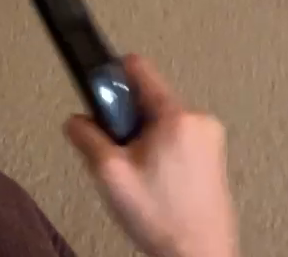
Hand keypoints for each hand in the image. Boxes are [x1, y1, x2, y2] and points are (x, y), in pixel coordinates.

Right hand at [63, 56, 237, 256]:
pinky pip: (171, 134)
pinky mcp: (211, 157)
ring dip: (139, 135)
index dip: (109, 78)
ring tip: (138, 170)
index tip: (101, 102)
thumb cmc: (165, 221)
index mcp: (178, 117)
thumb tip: (76, 120)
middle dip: (124, 118)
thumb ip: (84, 133)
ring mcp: (208, 140)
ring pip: (156, 117)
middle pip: (143, 95)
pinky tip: (153, 178)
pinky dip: (156, 148)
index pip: (135, 66)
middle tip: (120, 151)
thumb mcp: (108, 172)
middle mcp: (199, 122)